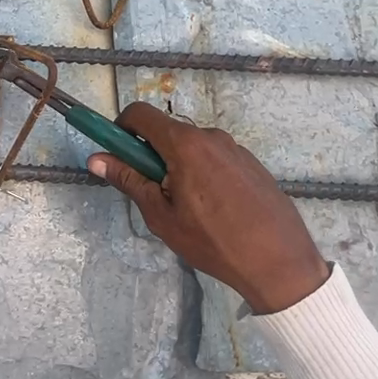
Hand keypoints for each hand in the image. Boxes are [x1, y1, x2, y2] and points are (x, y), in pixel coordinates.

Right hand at [88, 102, 327, 314]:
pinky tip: (215, 210)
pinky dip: (203, 173)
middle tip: (153, 193)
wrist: (281, 264)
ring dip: (178, 166)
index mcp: (184, 144)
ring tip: (188, 208)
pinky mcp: (252, 164)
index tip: (118, 156)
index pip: (140, 113)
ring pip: (191, 147)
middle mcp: (210, 137)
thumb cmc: (213, 241)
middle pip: (166, 131)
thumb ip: (128, 180)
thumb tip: (96, 159)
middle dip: (151, 154)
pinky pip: (215, 158)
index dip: (120, 128)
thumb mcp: (160, 214)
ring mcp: (235, 149)